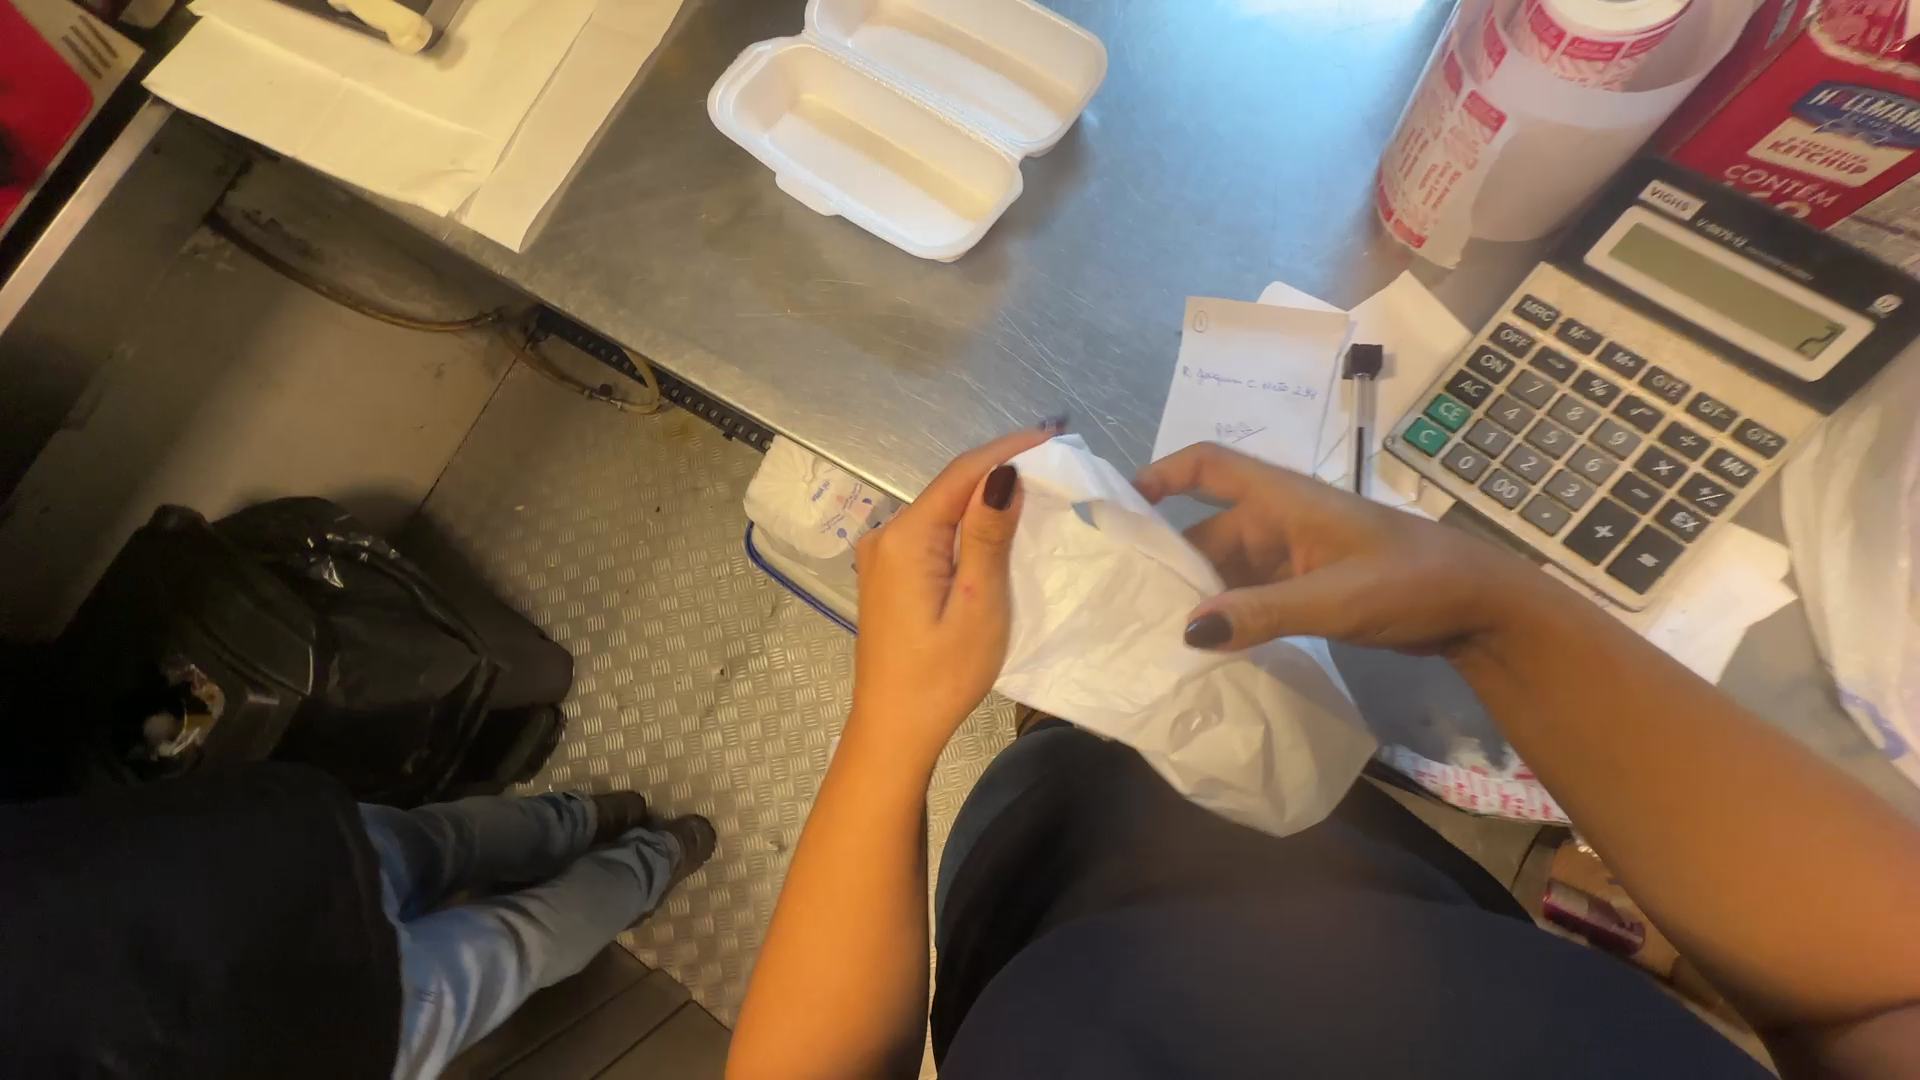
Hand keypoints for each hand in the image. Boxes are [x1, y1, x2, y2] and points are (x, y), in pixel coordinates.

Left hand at [847, 425, 1059, 764]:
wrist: (895, 728)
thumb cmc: (943, 675)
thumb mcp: (978, 604)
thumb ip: (987, 536)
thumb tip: (1003, 474)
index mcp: (906, 538)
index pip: (961, 473)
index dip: (1006, 449)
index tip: (1051, 435)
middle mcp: (885, 536)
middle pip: (948, 487)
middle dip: (997, 468)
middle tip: (1051, 457)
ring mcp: (882, 556)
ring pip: (941, 509)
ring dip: (982, 495)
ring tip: (1033, 483)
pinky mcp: (888, 575)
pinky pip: (932, 533)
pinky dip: (965, 521)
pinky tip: (993, 523)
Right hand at [1133, 442, 1549, 654]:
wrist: (1482, 609)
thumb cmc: (1413, 581)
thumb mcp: (1335, 598)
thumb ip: (1261, 612)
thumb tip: (1188, 630)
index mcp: (1282, 499)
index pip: (1207, 466)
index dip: (1161, 474)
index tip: (1120, 505)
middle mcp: (1277, 520)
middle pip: (1205, 530)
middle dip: (1170, 560)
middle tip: (1129, 598)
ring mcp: (1288, 555)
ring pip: (1224, 567)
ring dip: (1196, 594)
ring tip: (1154, 628)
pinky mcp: (1301, 585)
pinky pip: (1247, 594)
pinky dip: (1225, 614)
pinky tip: (1204, 644)